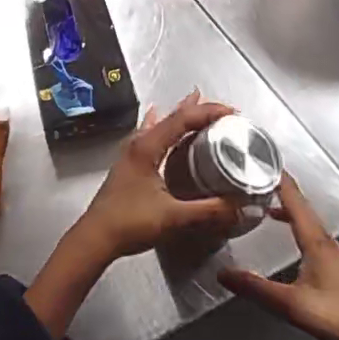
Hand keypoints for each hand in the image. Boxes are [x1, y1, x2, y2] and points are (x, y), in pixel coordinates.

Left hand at [70, 92, 240, 262]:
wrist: (96, 236)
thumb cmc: (130, 223)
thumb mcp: (174, 217)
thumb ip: (209, 210)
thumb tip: (242, 206)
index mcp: (147, 148)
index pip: (181, 120)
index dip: (208, 112)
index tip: (232, 112)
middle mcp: (137, 145)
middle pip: (170, 118)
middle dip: (195, 109)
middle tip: (220, 106)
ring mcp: (130, 155)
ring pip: (158, 126)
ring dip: (178, 116)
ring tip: (193, 103)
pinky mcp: (129, 166)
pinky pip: (149, 136)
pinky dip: (161, 127)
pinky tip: (155, 120)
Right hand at [219, 175, 338, 339]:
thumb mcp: (292, 305)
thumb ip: (255, 288)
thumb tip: (221, 272)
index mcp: (317, 243)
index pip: (295, 201)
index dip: (279, 179)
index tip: (262, 160)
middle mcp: (327, 244)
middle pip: (301, 208)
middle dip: (280, 189)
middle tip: (257, 177)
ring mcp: (335, 257)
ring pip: (308, 222)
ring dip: (288, 208)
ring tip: (266, 202)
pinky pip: (312, 236)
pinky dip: (296, 225)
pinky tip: (289, 237)